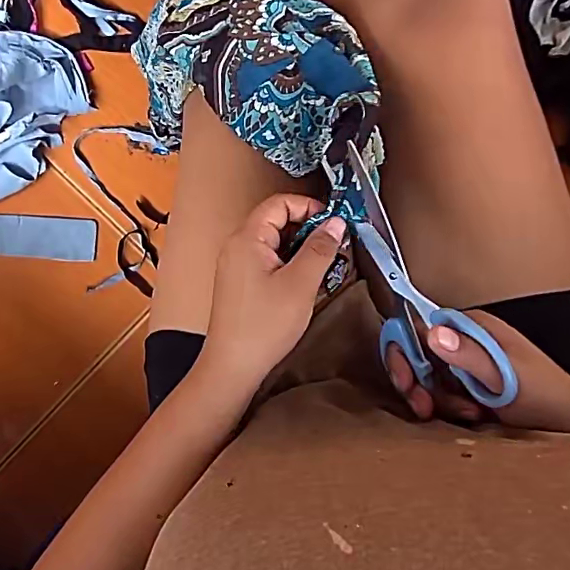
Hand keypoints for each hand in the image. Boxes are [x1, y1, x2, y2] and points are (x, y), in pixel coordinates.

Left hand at [198, 194, 347, 391]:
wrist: (234, 366)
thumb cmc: (262, 327)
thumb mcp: (301, 283)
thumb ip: (321, 249)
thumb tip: (335, 224)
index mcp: (247, 239)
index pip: (279, 203)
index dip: (309, 206)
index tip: (333, 221)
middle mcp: (237, 247)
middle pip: (277, 220)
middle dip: (308, 228)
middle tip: (333, 244)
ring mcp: (237, 266)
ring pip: (275, 242)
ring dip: (302, 248)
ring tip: (324, 265)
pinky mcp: (241, 283)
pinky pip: (268, 260)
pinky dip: (290, 264)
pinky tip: (306, 281)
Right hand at [385, 309, 569, 433]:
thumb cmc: (545, 395)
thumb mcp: (504, 376)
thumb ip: (467, 355)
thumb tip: (430, 332)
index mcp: (473, 326)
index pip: (420, 327)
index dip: (404, 352)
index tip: (407, 381)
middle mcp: (467, 340)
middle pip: (419, 355)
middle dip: (418, 383)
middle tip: (424, 407)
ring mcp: (469, 364)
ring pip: (429, 379)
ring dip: (439, 400)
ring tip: (469, 412)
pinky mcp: (472, 386)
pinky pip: (443, 395)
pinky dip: (449, 408)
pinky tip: (472, 415)